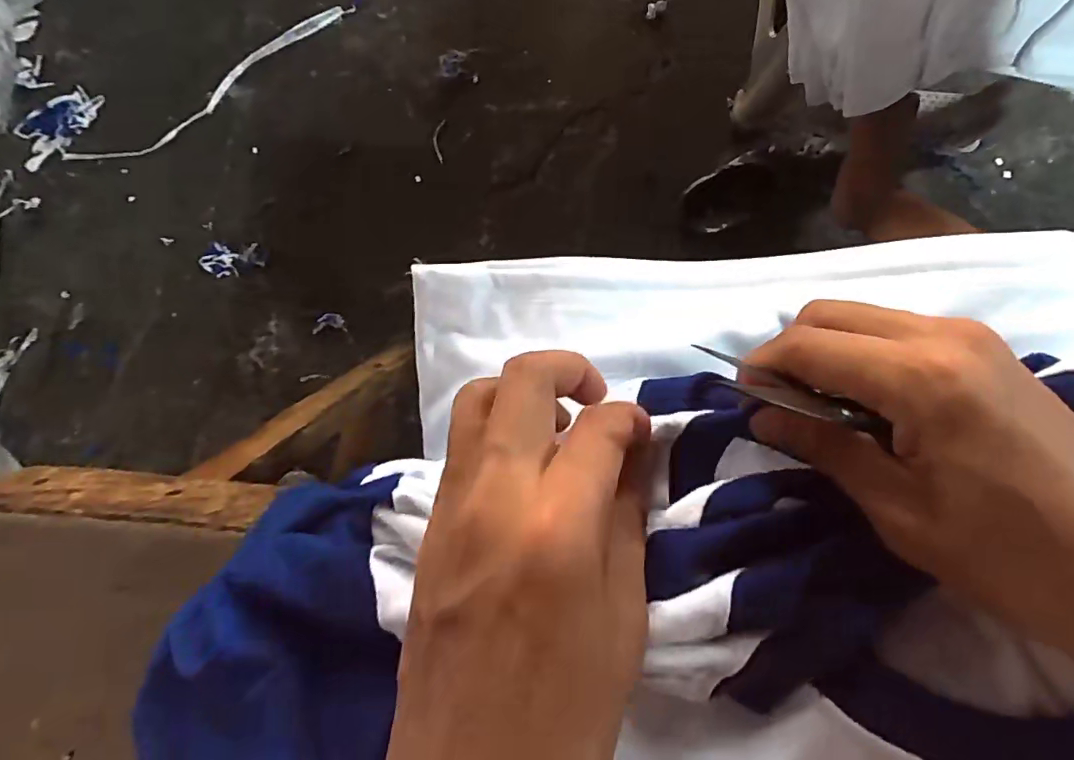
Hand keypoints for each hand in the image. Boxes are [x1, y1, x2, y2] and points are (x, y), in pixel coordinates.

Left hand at [387, 352, 650, 759]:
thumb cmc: (570, 702)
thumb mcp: (624, 607)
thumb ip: (629, 511)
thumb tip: (635, 449)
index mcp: (558, 522)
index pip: (600, 425)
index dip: (632, 417)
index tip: (645, 433)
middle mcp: (495, 496)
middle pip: (524, 381)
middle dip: (571, 370)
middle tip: (599, 401)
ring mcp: (451, 508)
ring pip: (477, 398)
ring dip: (524, 393)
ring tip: (559, 429)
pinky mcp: (428, 528)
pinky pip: (461, 446)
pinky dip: (498, 430)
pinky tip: (528, 473)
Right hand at [742, 301, 1073, 691]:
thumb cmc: (1017, 561)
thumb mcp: (905, 515)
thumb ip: (827, 448)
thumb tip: (765, 413)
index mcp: (918, 372)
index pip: (810, 344)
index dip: (764, 366)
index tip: (742, 401)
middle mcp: (943, 331)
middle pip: (833, 311)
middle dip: (791, 350)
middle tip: (777, 407)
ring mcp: (972, 334)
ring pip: (867, 316)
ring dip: (831, 350)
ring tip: (821, 412)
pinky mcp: (991, 350)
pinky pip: (904, 332)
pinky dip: (869, 355)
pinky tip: (872, 405)